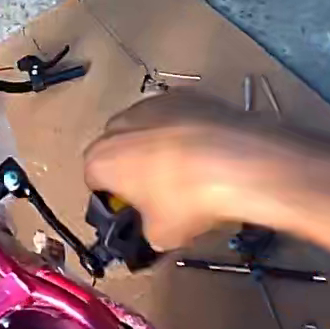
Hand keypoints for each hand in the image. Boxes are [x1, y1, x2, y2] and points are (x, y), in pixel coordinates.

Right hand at [82, 93, 296, 247]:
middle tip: (158, 190)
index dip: (111, 195)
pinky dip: (185, 129)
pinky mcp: (186, 94)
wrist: (237, 160)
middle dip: (131, 164)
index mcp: (102, 158)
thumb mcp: (161, 235)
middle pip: (116, 146)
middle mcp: (119, 123)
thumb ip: (147, 229)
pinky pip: (176, 115)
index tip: (131, 208)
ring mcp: (153, 102)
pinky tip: (208, 150)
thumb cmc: (187, 200)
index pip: (93, 178)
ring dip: (157, 144)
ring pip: (146, 126)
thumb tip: (155, 228)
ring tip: (189, 168)